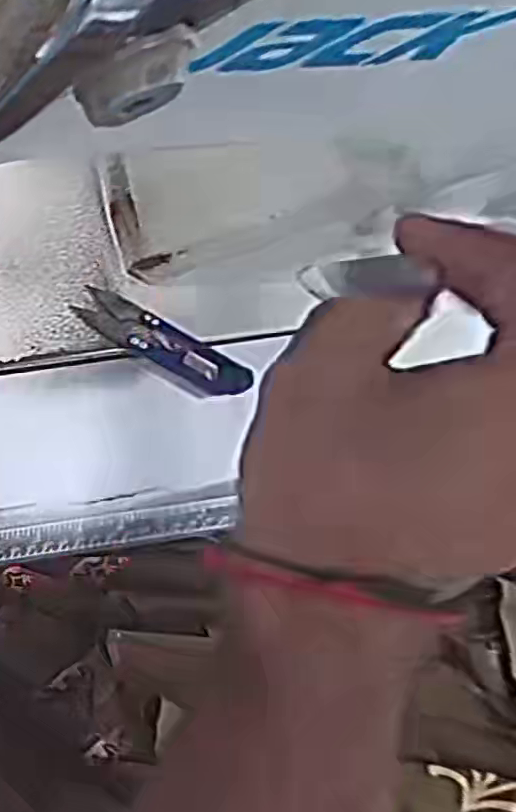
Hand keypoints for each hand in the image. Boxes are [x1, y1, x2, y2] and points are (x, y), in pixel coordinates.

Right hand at [238, 215, 515, 585]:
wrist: (333, 573)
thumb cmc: (327, 490)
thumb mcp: (314, 382)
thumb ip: (362, 312)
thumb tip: (397, 283)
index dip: (467, 246)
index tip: (422, 238)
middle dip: (506, 278)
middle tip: (453, 262)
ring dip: (511, 319)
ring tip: (469, 299)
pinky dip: (505, 362)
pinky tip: (478, 355)